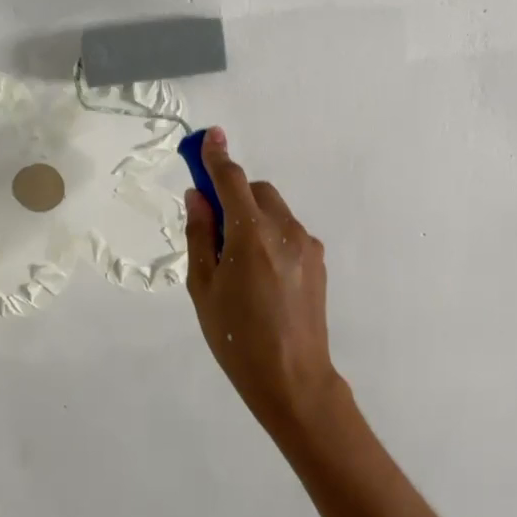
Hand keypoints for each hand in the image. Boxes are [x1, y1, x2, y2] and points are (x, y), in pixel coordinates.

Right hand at [184, 128, 340, 433]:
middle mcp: (284, 231)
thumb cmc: (236, 337)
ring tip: (236, 262)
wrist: (293, 379)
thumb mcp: (203, 287)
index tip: (208, 137)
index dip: (217, 157)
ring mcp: (306, 246)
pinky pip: (287, 232)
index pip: (232, 180)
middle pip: (256, 191)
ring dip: (252, 217)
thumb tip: (198, 196)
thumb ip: (200, 234)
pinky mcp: (318, 261)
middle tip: (212, 224)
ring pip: (273, 211)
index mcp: (250, 236)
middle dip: (233, 194)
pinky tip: (259, 275)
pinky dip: (268, 235)